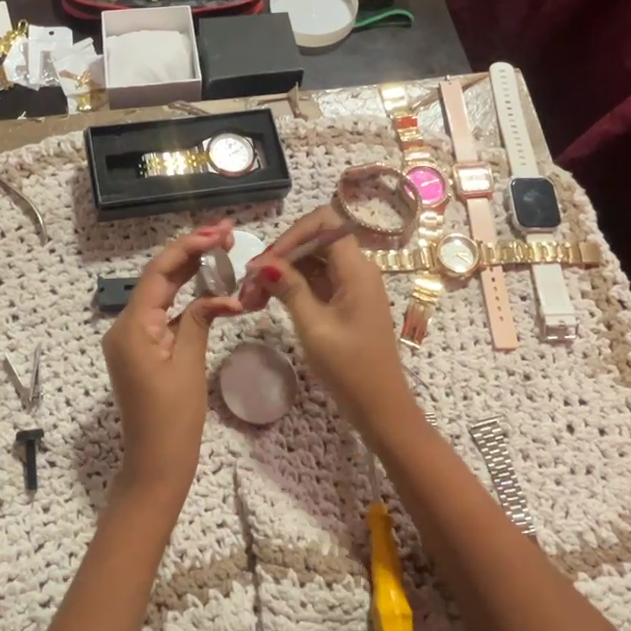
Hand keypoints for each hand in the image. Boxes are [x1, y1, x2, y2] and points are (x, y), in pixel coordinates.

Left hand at [103, 220, 241, 504]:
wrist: (155, 465)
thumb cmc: (173, 420)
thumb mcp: (189, 364)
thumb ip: (200, 320)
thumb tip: (223, 295)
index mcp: (132, 326)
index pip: (159, 272)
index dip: (189, 247)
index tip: (219, 232)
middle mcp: (124, 326)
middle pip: (158, 278)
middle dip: (191, 253)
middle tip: (227, 233)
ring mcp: (131, 338)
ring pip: (161, 293)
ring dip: (189, 271)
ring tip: (222, 248)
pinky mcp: (141, 349)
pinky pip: (162, 312)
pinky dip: (185, 297)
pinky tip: (208, 283)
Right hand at [240, 207, 415, 433]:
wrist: (381, 407)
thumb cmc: (350, 368)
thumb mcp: (314, 326)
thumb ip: (289, 288)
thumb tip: (263, 262)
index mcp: (357, 268)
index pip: (324, 222)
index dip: (292, 233)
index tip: (266, 261)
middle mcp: (357, 269)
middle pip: (314, 240)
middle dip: (280, 255)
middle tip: (249, 284)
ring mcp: (352, 285)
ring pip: (312, 261)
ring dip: (282, 272)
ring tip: (252, 297)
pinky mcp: (345, 302)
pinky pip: (316, 280)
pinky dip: (292, 287)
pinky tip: (267, 302)